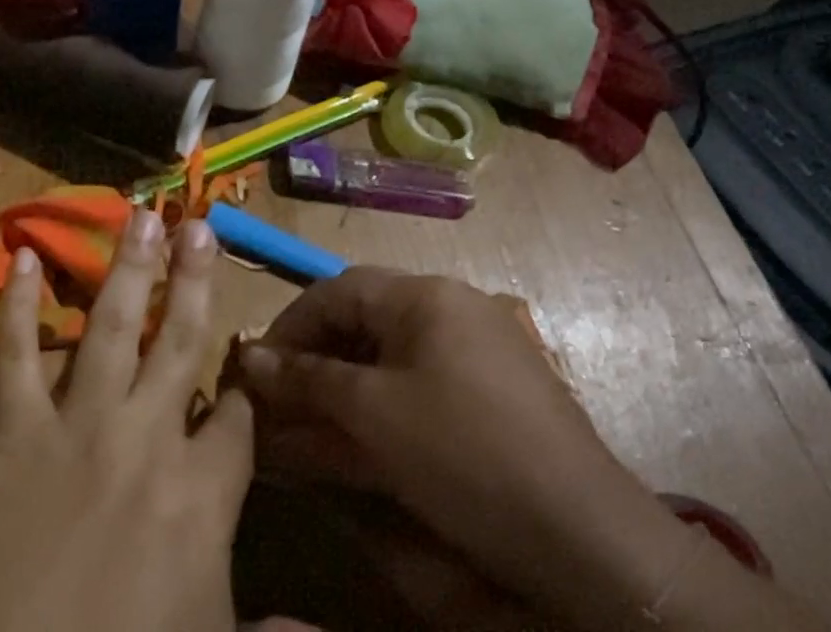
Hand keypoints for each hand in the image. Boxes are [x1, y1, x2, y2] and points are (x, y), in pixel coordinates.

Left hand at [0, 211, 253, 631]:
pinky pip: (18, 351)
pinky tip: (18, 258)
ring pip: (113, 328)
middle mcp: (149, 435)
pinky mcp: (17, 421)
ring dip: (128, 271)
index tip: (251, 336)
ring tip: (141, 219)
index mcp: (204, 489)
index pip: (239, 416)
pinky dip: (16, 304)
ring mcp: (80, 420)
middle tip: (200, 227)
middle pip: (180, 345)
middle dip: (195, 284)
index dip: (248, 375)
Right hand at [236, 267, 696, 629]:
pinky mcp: (488, 406)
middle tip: (270, 403)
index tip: (251, 370)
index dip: (284, 327)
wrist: (584, 540)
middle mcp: (452, 315)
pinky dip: (371, 417)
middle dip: (306, 366)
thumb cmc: (461, 450)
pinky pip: (412, 396)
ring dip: (332, 396)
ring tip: (291, 432)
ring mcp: (476, 361)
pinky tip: (338, 450)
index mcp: (426, 297)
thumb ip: (303, 377)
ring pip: (381, 366)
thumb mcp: (370, 410)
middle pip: (358, 326)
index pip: (333, 291)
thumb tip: (246, 355)